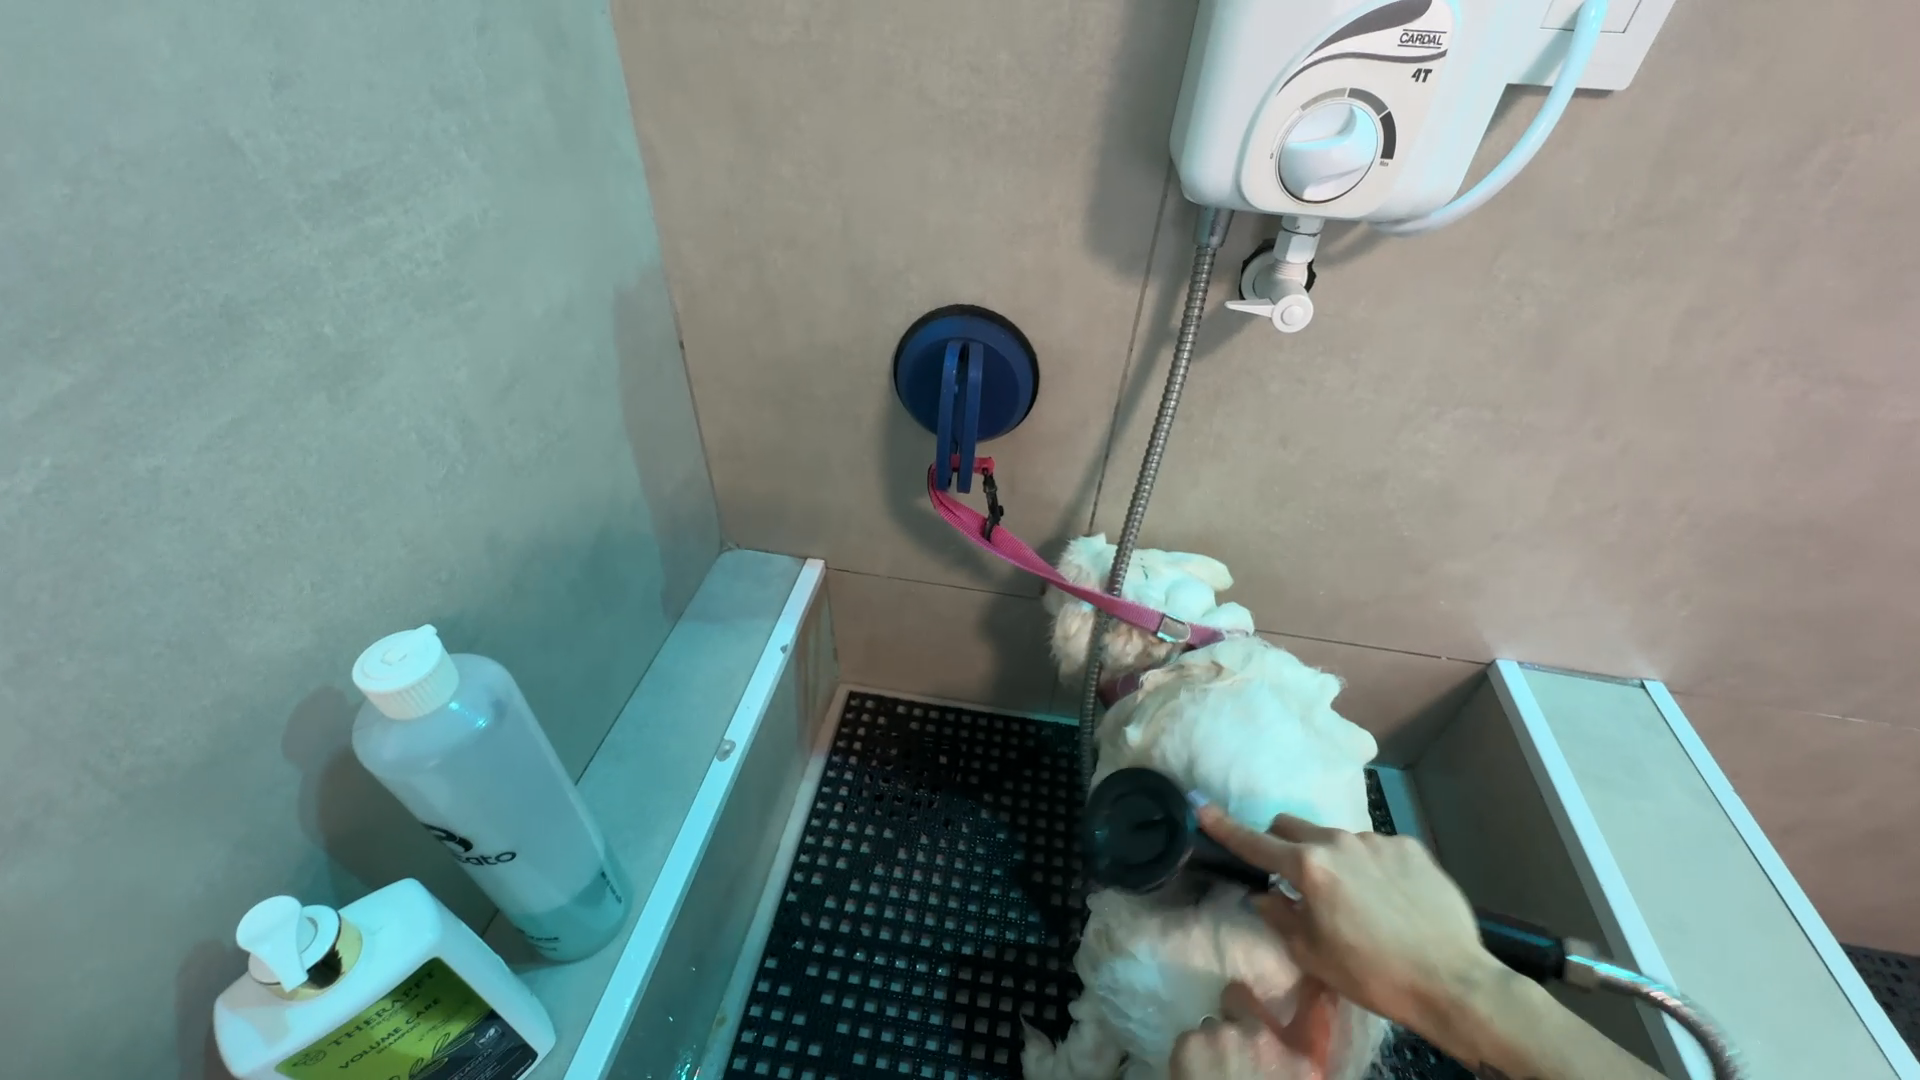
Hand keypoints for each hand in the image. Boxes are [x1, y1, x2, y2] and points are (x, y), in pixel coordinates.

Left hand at [1169, 980, 1335, 1079]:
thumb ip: (1293, 1065)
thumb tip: (1282, 1058)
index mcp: (1302, 1063)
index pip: (1317, 1012)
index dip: (1316, 991)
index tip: (1316, 979)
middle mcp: (1265, 1038)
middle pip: (1241, 1002)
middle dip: (1235, 1016)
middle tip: (1232, 1049)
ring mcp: (1226, 1034)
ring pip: (1211, 1024)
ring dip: (1213, 1041)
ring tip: (1213, 1071)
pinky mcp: (1190, 1041)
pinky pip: (1188, 1040)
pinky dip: (1190, 1056)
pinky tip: (1194, 1077)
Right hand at [1197, 805, 1506, 1035]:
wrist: (1455, 984)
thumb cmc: (1375, 975)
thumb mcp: (1313, 954)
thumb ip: (1280, 916)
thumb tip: (1263, 894)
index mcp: (1309, 868)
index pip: (1254, 842)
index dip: (1223, 826)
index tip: (1200, 807)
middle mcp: (1338, 842)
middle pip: (1291, 826)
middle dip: (1283, 844)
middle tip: (1296, 879)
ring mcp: (1377, 841)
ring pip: (1335, 838)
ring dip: (1331, 859)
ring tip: (1358, 900)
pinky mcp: (1410, 847)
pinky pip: (1374, 848)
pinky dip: (1370, 866)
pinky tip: (1391, 899)